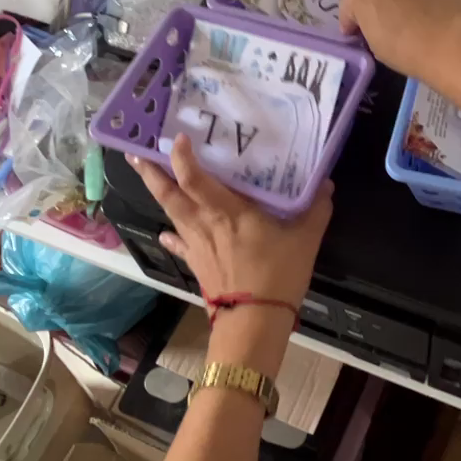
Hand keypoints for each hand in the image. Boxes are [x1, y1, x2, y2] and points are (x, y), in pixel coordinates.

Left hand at [128, 135, 334, 373]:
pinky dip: (172, 235)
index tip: (179, 137)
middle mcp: (204, 223)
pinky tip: (167, 232)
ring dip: (158, 193)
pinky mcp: (196, 264)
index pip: (194, 178)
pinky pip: (179, 244)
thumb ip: (315, 208)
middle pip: (169, 193)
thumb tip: (326, 183)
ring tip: (148, 176)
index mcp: (227, 211)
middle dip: (150, 172)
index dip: (183, 157)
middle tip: (135, 153)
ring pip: (170, 213)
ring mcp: (196, 245)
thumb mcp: (305, 239)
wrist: (254, 322)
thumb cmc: (277, 274)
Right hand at [339, 0, 460, 79]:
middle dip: (374, 2)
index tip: (357, 36)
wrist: (452, 42)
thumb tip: (376, 25)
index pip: (348, 7)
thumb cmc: (406, 50)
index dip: (352, 24)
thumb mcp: (375, 46)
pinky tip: (428, 11)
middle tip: (383, 22)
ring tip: (409, 15)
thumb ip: (369, 28)